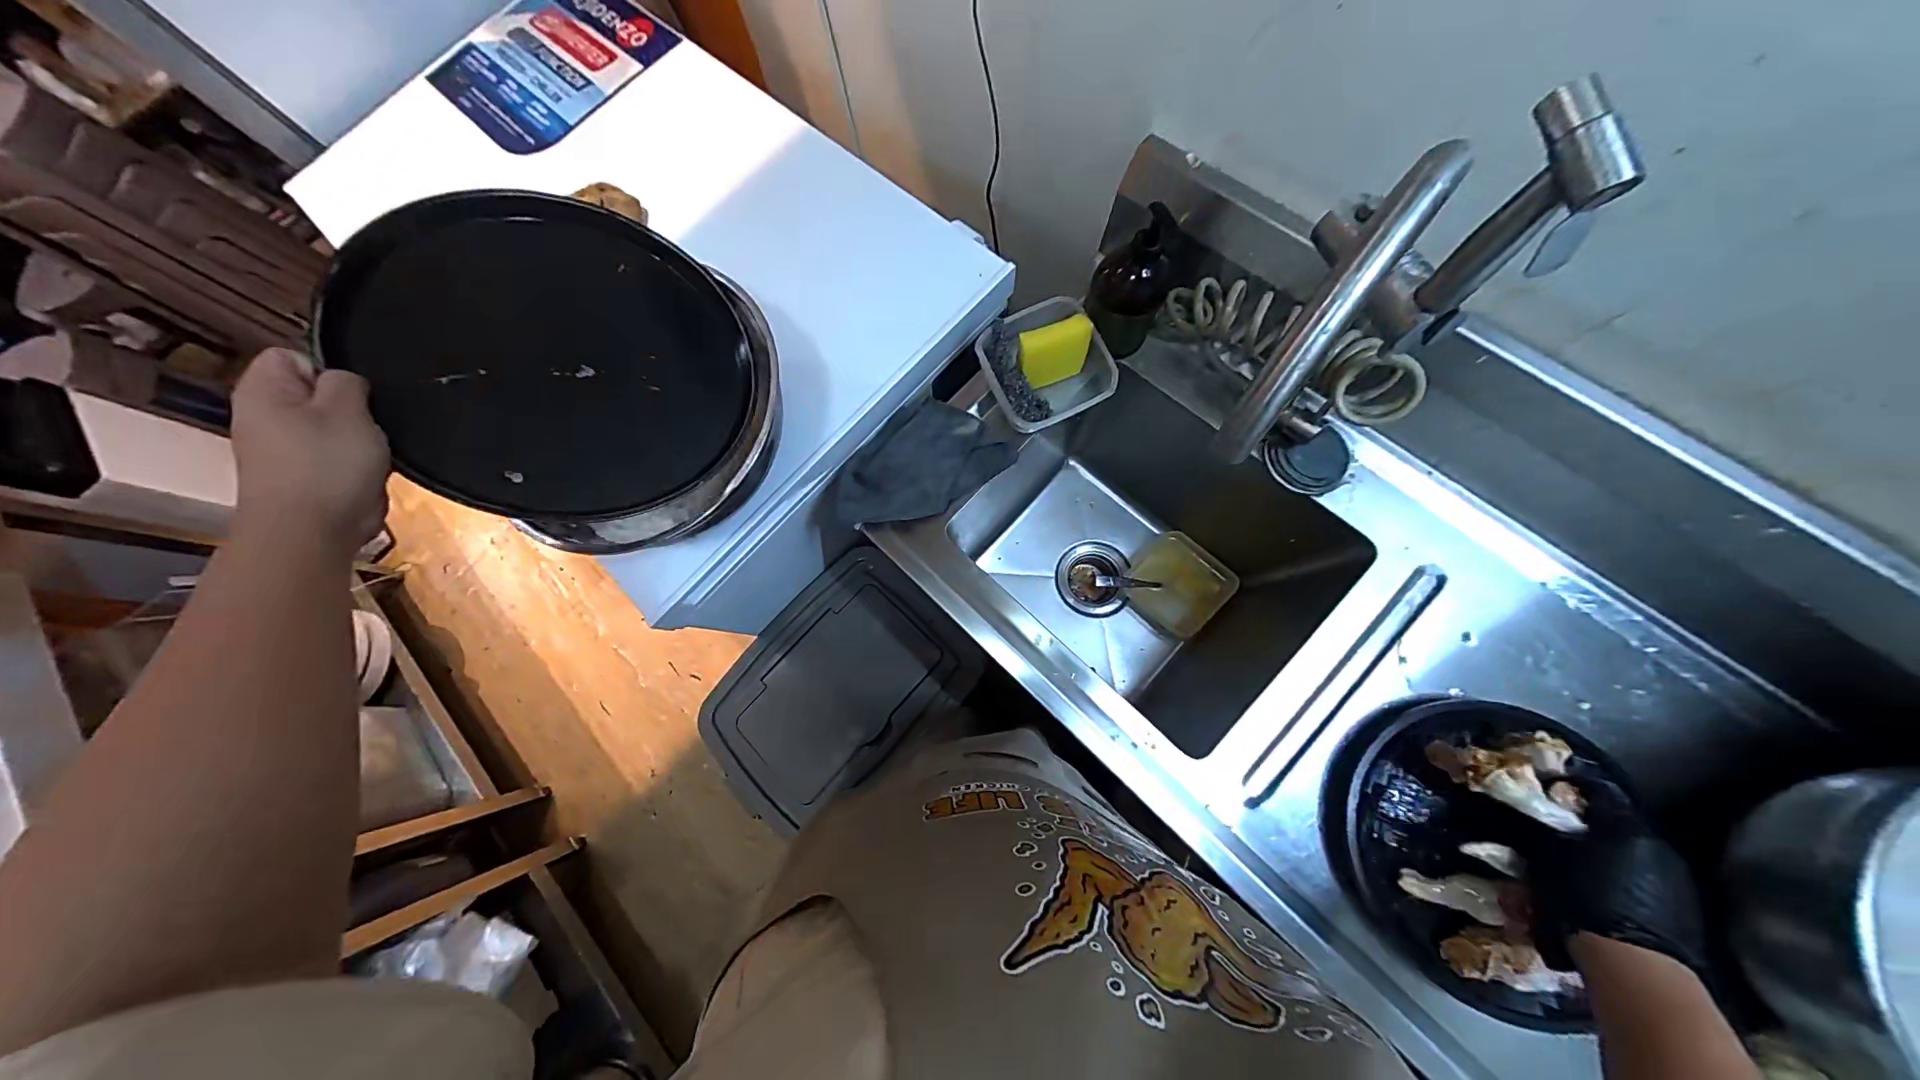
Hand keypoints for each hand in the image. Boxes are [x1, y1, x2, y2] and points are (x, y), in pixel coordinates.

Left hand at [230, 348, 389, 554]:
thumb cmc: (326, 464)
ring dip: (358, 438)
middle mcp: (264, 416)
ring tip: (371, 454)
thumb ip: (347, 383)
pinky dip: (356, 464)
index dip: (329, 369)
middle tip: (368, 425)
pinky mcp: (304, 476)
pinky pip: (337, 457)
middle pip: (316, 394)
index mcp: (264, 391)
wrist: (311, 531)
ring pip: (332, 428)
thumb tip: (344, 382)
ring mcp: (282, 449)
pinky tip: (367, 475)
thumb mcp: (347, 410)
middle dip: (349, 407)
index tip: (356, 395)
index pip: (293, 356)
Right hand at [1517, 776, 1707, 974]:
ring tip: (1583, 863)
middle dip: (1591, 823)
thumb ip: (1545, 834)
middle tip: (1564, 828)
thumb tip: (1535, 819)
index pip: (1597, 788)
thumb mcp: (1548, 860)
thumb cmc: (1583, 900)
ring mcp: (1678, 877)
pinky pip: (1648, 878)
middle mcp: (1657, 842)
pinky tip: (1606, 891)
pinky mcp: (1688, 907)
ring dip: (1609, 852)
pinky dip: (1626, 878)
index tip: (1552, 785)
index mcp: (1624, 825)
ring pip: (1634, 850)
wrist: (1636, 964)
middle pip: (1617, 821)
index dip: (1572, 783)